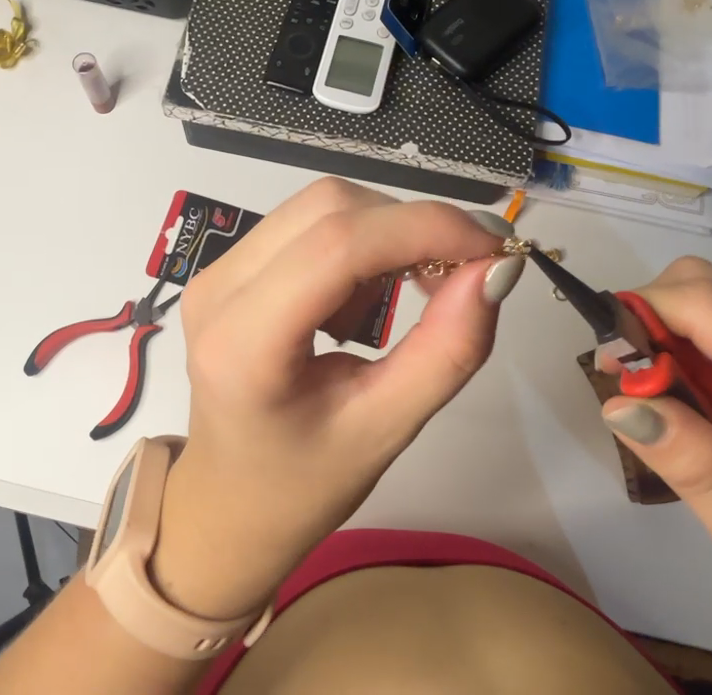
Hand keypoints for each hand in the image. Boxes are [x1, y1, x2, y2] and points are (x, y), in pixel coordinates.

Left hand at [147, 178, 524, 620]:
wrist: (228, 504)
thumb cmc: (302, 486)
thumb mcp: (386, 430)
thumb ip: (446, 350)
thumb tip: (495, 270)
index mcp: (243, 343)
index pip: (337, 246)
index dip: (424, 228)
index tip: (494, 249)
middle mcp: (217, 289)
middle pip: (328, 209)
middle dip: (409, 228)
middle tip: (460, 277)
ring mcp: (216, 272)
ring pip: (319, 207)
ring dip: (384, 237)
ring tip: (405, 301)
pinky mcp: (228, 268)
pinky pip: (305, 225)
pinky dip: (357, 246)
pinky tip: (362, 307)